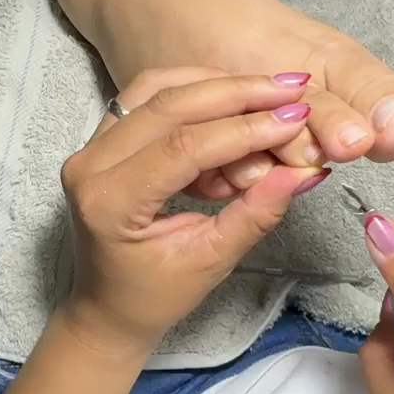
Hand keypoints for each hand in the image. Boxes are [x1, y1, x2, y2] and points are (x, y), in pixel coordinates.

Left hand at [59, 68, 329, 355]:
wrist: (107, 308)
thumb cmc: (153, 296)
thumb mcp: (210, 261)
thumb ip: (254, 213)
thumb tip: (304, 171)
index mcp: (109, 203)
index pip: (183, 147)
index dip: (244, 129)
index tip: (296, 118)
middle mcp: (89, 166)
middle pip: (168, 105)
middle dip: (236, 93)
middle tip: (291, 90)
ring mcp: (89, 148)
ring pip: (154, 89)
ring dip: (213, 84)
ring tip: (266, 92)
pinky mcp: (100, 140)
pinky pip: (146, 98)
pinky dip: (192, 94)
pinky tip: (231, 102)